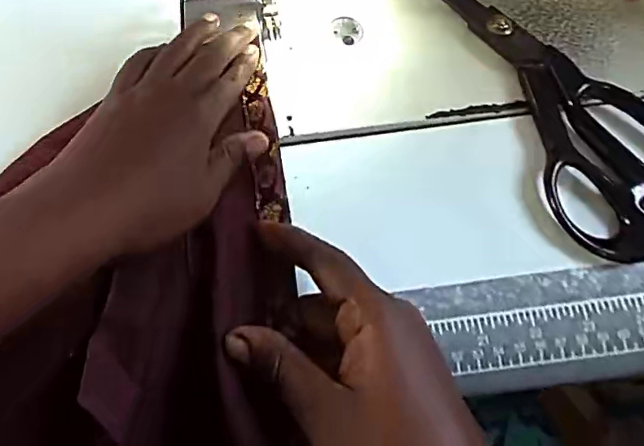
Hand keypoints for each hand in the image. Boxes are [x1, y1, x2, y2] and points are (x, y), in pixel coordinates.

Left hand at [47, 14, 267, 257]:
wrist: (84, 204)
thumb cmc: (143, 206)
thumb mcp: (201, 193)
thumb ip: (230, 158)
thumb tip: (257, 140)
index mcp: (198, 116)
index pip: (230, 80)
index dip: (245, 64)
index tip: (254, 51)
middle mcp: (172, 95)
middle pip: (208, 56)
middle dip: (230, 39)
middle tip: (244, 28)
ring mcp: (142, 91)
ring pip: (175, 49)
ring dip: (195, 33)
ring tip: (209, 21)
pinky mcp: (116, 96)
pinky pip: (139, 61)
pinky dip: (155, 48)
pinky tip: (160, 47)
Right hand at [226, 223, 483, 445]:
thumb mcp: (329, 414)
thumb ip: (282, 368)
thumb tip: (240, 336)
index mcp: (378, 314)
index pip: (326, 260)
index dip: (288, 242)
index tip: (257, 229)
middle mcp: (392, 322)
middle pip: (323, 301)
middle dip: (282, 316)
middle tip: (240, 329)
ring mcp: (400, 351)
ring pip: (335, 332)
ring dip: (299, 347)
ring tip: (258, 365)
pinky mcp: (403, 379)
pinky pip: (352, 356)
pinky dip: (322, 365)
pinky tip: (292, 387)